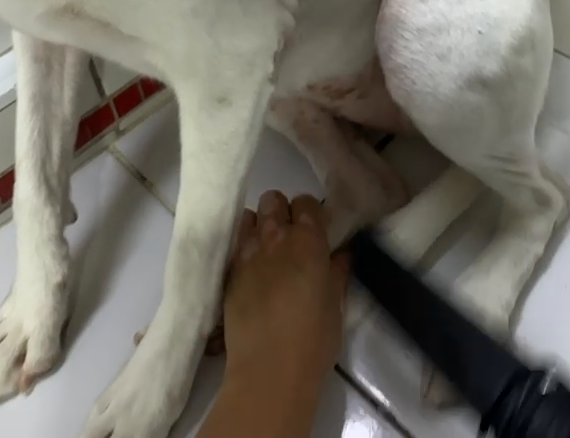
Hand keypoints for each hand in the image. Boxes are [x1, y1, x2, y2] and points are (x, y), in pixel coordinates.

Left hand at [222, 191, 350, 387]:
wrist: (269, 370)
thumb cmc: (314, 339)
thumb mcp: (336, 304)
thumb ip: (337, 271)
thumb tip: (341, 253)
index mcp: (308, 239)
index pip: (306, 201)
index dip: (311, 212)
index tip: (315, 229)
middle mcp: (275, 235)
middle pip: (273, 199)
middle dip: (282, 211)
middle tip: (290, 237)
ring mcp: (247, 251)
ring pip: (249, 216)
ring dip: (259, 226)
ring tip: (267, 250)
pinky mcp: (228, 272)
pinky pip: (234, 244)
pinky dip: (243, 248)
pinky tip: (251, 271)